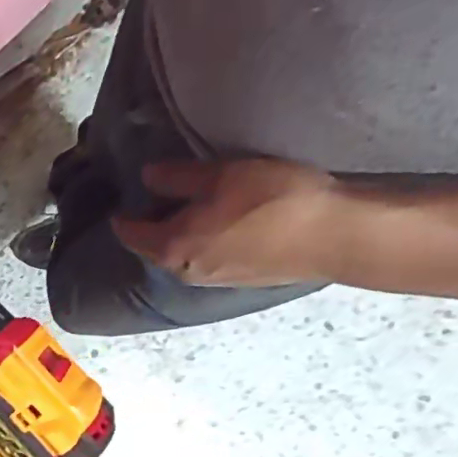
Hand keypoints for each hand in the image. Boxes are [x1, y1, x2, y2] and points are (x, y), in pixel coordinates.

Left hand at [111, 158, 344, 285]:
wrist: (337, 236)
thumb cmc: (273, 199)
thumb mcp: (220, 176)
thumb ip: (176, 178)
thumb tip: (147, 176)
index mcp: (171, 247)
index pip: (131, 235)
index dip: (122, 219)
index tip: (119, 207)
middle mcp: (185, 271)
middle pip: (155, 248)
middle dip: (150, 227)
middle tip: (153, 201)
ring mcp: (214, 280)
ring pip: (181, 256)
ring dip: (177, 236)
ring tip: (186, 209)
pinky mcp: (242, 281)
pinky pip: (206, 261)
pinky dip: (200, 244)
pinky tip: (218, 226)